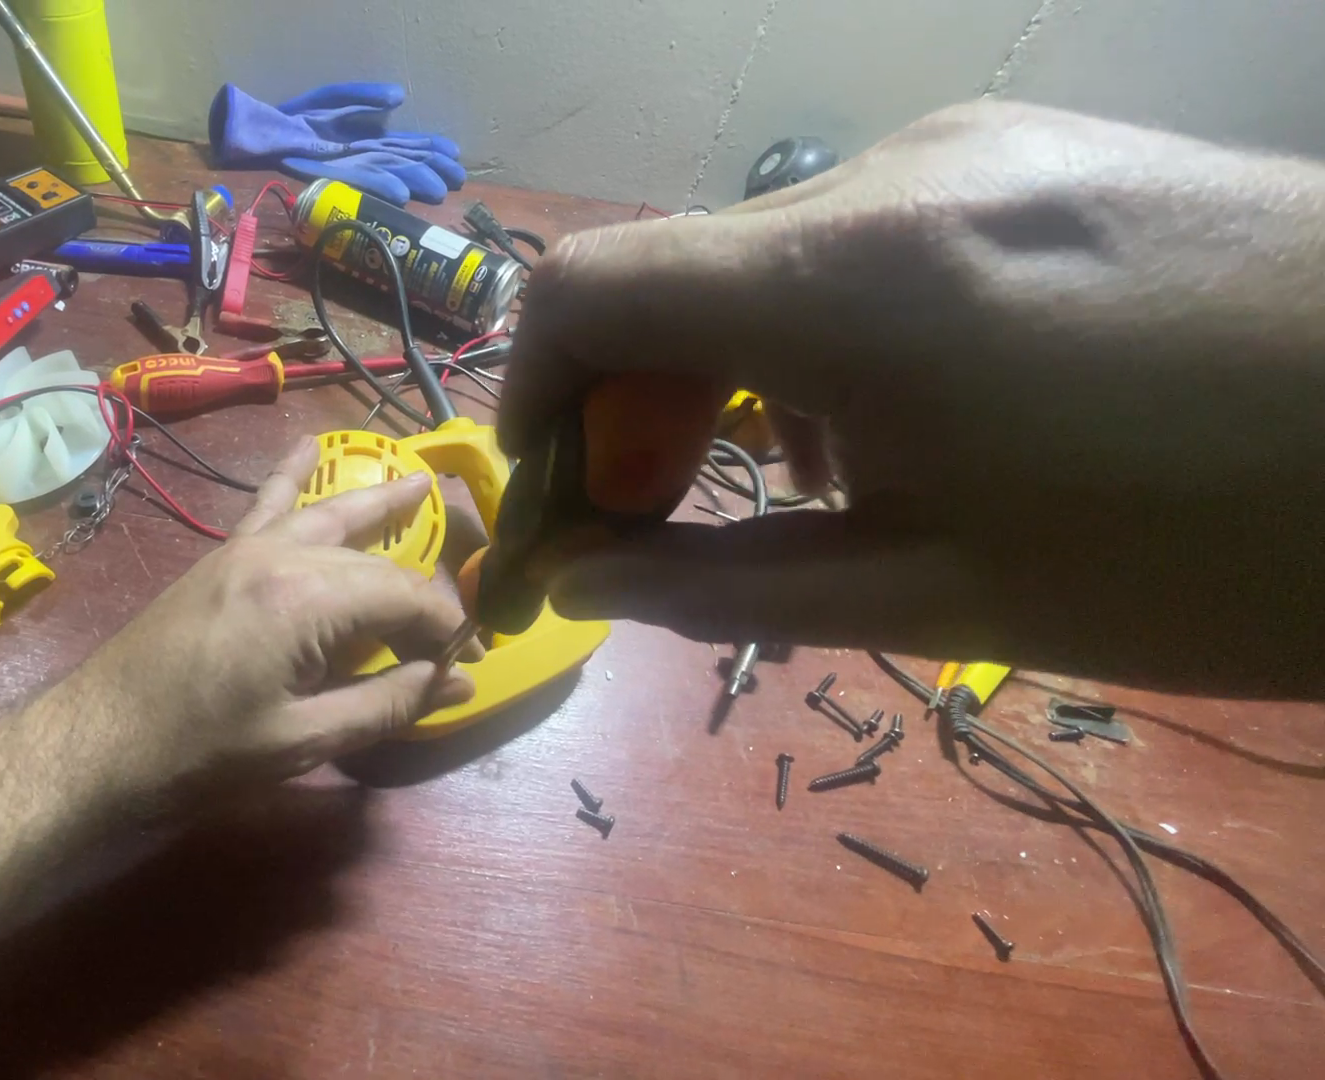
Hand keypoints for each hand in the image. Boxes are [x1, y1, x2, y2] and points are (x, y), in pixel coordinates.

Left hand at [61, 439, 477, 796]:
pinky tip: (307, 444)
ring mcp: (248, 548)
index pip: (406, 598)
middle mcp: (283, 555)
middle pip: (376, 564)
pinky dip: (291, 475)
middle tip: (451, 632)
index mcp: (308, 601)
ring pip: (330, 517)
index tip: (468, 661)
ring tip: (423, 484)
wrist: (96, 742)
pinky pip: (266, 504)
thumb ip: (388, 703)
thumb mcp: (303, 740)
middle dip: (420, 596)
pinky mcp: (223, 556)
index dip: (446, 629)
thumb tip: (460, 680)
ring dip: (378, 506)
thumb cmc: (200, 753)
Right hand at [501, 101, 1324, 697]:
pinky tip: (860, 414)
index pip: (585, 289)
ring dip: (699, 377)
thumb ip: (712, 587)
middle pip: (651, 279)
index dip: (530, 386)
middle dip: (614, 406)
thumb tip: (573, 586)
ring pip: (732, 266)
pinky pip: (823, 250)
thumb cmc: (1221, 550)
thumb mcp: (927, 596)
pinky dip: (781, 341)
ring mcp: (946, 154)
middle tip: (643, 512)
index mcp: (847, 286)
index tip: (549, 478)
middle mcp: (875, 183)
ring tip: (768, 477)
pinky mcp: (999, 158)